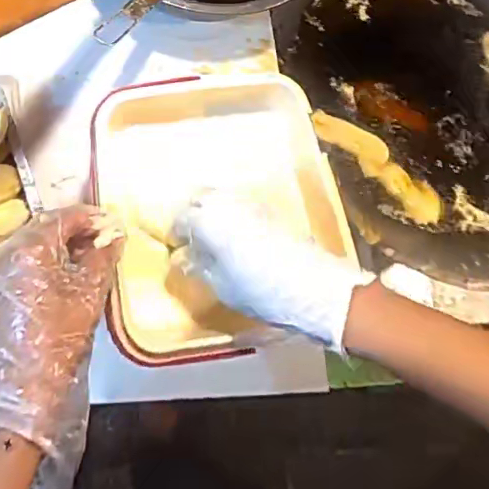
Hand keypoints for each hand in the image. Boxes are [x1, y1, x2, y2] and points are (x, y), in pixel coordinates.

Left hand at [0, 206, 121, 488]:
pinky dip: (47, 259)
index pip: (64, 216)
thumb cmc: (56, 340)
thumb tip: (114, 234)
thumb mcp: (88, 295)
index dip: (92, 217)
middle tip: (104, 237)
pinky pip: (25, 261)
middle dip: (76, 228)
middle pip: (46, 226)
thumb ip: (102, 257)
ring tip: (90, 254)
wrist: (18, 395)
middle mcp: (7, 252)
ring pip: (34, 243)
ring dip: (61, 243)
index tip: (113, 223)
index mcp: (29, 247)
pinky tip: (67, 272)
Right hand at [173, 192, 372, 352]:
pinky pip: (239, 204)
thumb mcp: (221, 287)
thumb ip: (199, 267)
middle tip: (192, 238)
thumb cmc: (260, 291)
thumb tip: (183, 258)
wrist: (312, 286)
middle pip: (199, 199)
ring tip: (214, 235)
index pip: (180, 219)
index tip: (176, 248)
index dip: (176, 234)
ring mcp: (249, 202)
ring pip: (220, 197)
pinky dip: (231, 213)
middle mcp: (225, 203)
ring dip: (212, 210)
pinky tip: (236, 234)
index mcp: (207, 221)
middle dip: (192, 214)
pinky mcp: (268, 208)